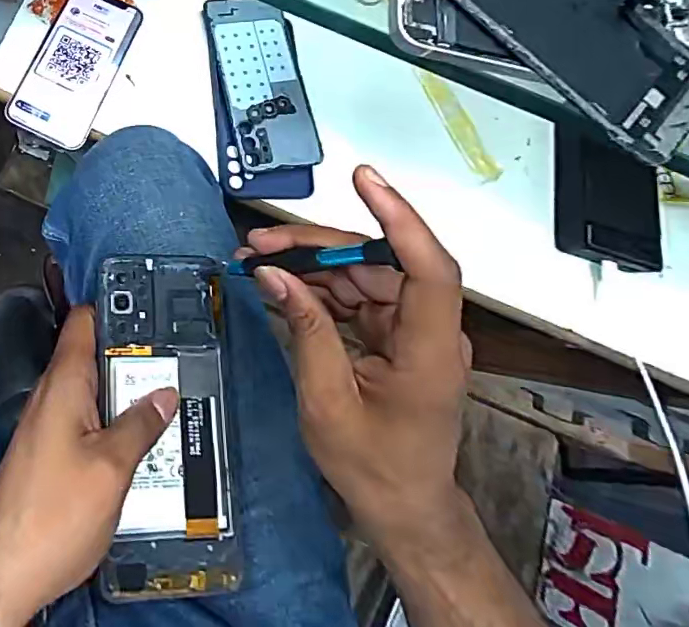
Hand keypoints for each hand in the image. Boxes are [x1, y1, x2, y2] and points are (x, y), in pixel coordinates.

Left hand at [0, 306, 176, 626]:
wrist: (5, 572)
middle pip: (93, 354)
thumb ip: (140, 425)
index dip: (113, 307)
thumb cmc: (54, 516)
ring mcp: (47, 421)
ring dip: (123, 389)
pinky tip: (136, 433)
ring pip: (92, 387)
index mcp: (63, 384)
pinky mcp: (48, 447)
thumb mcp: (112, 469)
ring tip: (163, 393)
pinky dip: (110, 416)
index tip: (145, 305)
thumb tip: (164, 394)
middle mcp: (51, 394)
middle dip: (129, 354)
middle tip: (170, 357)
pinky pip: (84, 416)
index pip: (83, 322)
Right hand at [241, 165, 473, 552]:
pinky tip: (283, 282)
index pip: (429, 268)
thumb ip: (305, 328)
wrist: (405, 509)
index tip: (365, 180)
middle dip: (316, 245)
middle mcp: (427, 330)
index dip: (400, 218)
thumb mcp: (327, 401)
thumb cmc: (374, 467)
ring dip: (310, 263)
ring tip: (259, 259)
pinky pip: (356, 293)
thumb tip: (274, 273)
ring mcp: (411, 329)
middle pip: (377, 262)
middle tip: (261, 243)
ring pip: (361, 272)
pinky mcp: (395, 333)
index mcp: (427, 352)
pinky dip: (318, 286)